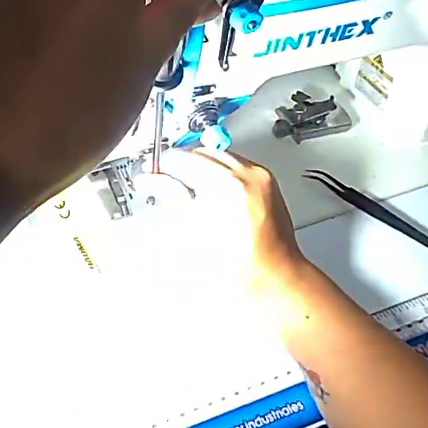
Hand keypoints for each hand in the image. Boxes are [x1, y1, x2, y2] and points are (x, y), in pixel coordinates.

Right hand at [155, 149, 311, 296]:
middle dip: (184, 163)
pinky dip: (222, 171)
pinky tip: (213, 191)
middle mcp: (247, 174)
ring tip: (190, 186)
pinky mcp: (267, 181)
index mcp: (226, 185)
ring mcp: (260, 176)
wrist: (272, 274)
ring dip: (203, 165)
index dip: (164, 164)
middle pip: (204, 152)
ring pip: (221, 155)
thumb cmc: (238, 265)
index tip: (154, 169)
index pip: (186, 158)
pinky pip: (238, 164)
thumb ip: (172, 197)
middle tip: (167, 177)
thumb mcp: (193, 230)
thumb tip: (154, 180)